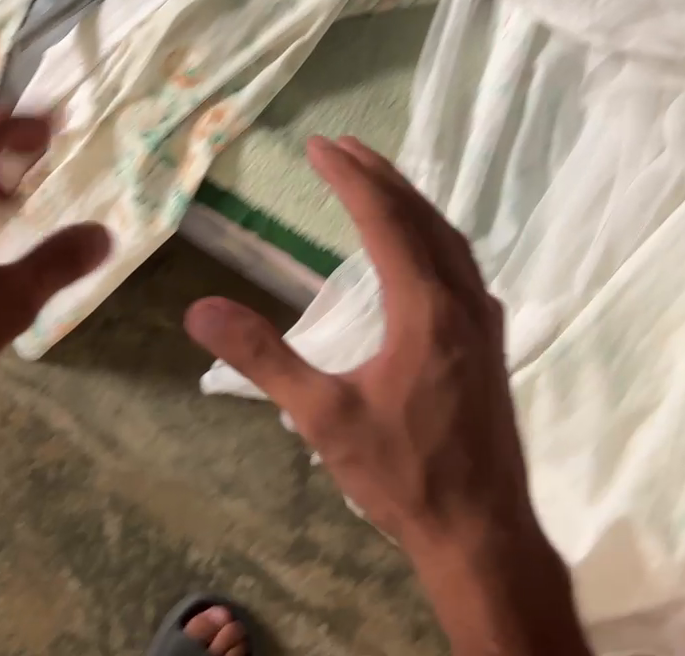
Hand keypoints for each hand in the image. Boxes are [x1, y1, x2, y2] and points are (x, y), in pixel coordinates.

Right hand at [184, 135, 534, 557]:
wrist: (483, 538)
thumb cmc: (402, 474)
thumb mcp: (321, 417)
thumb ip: (263, 357)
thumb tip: (197, 309)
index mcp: (427, 311)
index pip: (384, 222)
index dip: (349, 179)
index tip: (317, 146)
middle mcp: (462, 305)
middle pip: (422, 219)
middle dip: (380, 176)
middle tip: (341, 145)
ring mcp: (483, 325)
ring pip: (448, 240)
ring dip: (409, 201)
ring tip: (374, 178)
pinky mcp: (487, 345)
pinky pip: (458, 264)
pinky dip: (429, 233)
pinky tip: (415, 246)